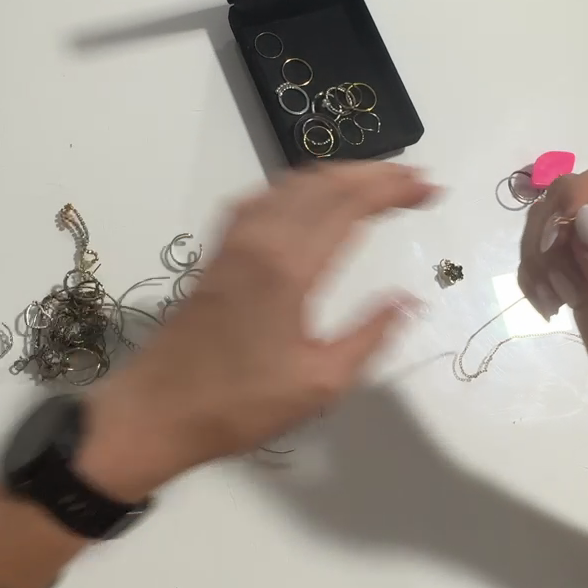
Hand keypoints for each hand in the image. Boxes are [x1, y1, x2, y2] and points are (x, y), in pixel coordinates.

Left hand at [75, 163, 436, 498]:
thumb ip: (369, 336)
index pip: (350, 207)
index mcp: (289, 268)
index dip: (393, 190)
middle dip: (373, 175)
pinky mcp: (215, 255)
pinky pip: (260, 201)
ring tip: (372, 182)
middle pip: (322, 185)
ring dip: (335, 176)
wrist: (156, 412)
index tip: (430, 189)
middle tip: (414, 180)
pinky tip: (306, 201)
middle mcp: (259, 241)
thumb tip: (407, 300)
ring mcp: (232, 244)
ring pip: (289, 186)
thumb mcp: (319, 383)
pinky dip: (295, 188)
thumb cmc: (240, 405)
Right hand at [515, 155, 587, 446]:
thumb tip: (582, 219)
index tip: (555, 236)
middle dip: (548, 226)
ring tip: (550, 300)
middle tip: (546, 278)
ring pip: (553, 225)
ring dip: (536, 255)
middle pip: (577, 194)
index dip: (582, 190)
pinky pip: (544, 260)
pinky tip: (547, 308)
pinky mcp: (583, 285)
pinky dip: (532, 277)